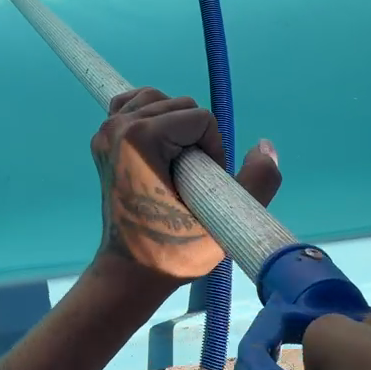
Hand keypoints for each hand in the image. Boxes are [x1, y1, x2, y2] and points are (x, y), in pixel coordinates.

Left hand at [88, 87, 280, 285]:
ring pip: (156, 99)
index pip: (199, 118)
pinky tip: (161, 143)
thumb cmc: (174, 252)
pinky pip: (131, 105)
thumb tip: (267, 146)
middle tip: (192, 179)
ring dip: (176, 124)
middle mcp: (117, 127)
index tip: (203, 185)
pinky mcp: (103, 139)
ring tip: (180, 163)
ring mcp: (106, 131)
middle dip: (196, 137)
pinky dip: (151, 115)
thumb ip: (256, 182)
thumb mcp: (224, 220)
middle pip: (180, 104)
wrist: (130, 271)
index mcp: (140, 138)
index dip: (214, 150)